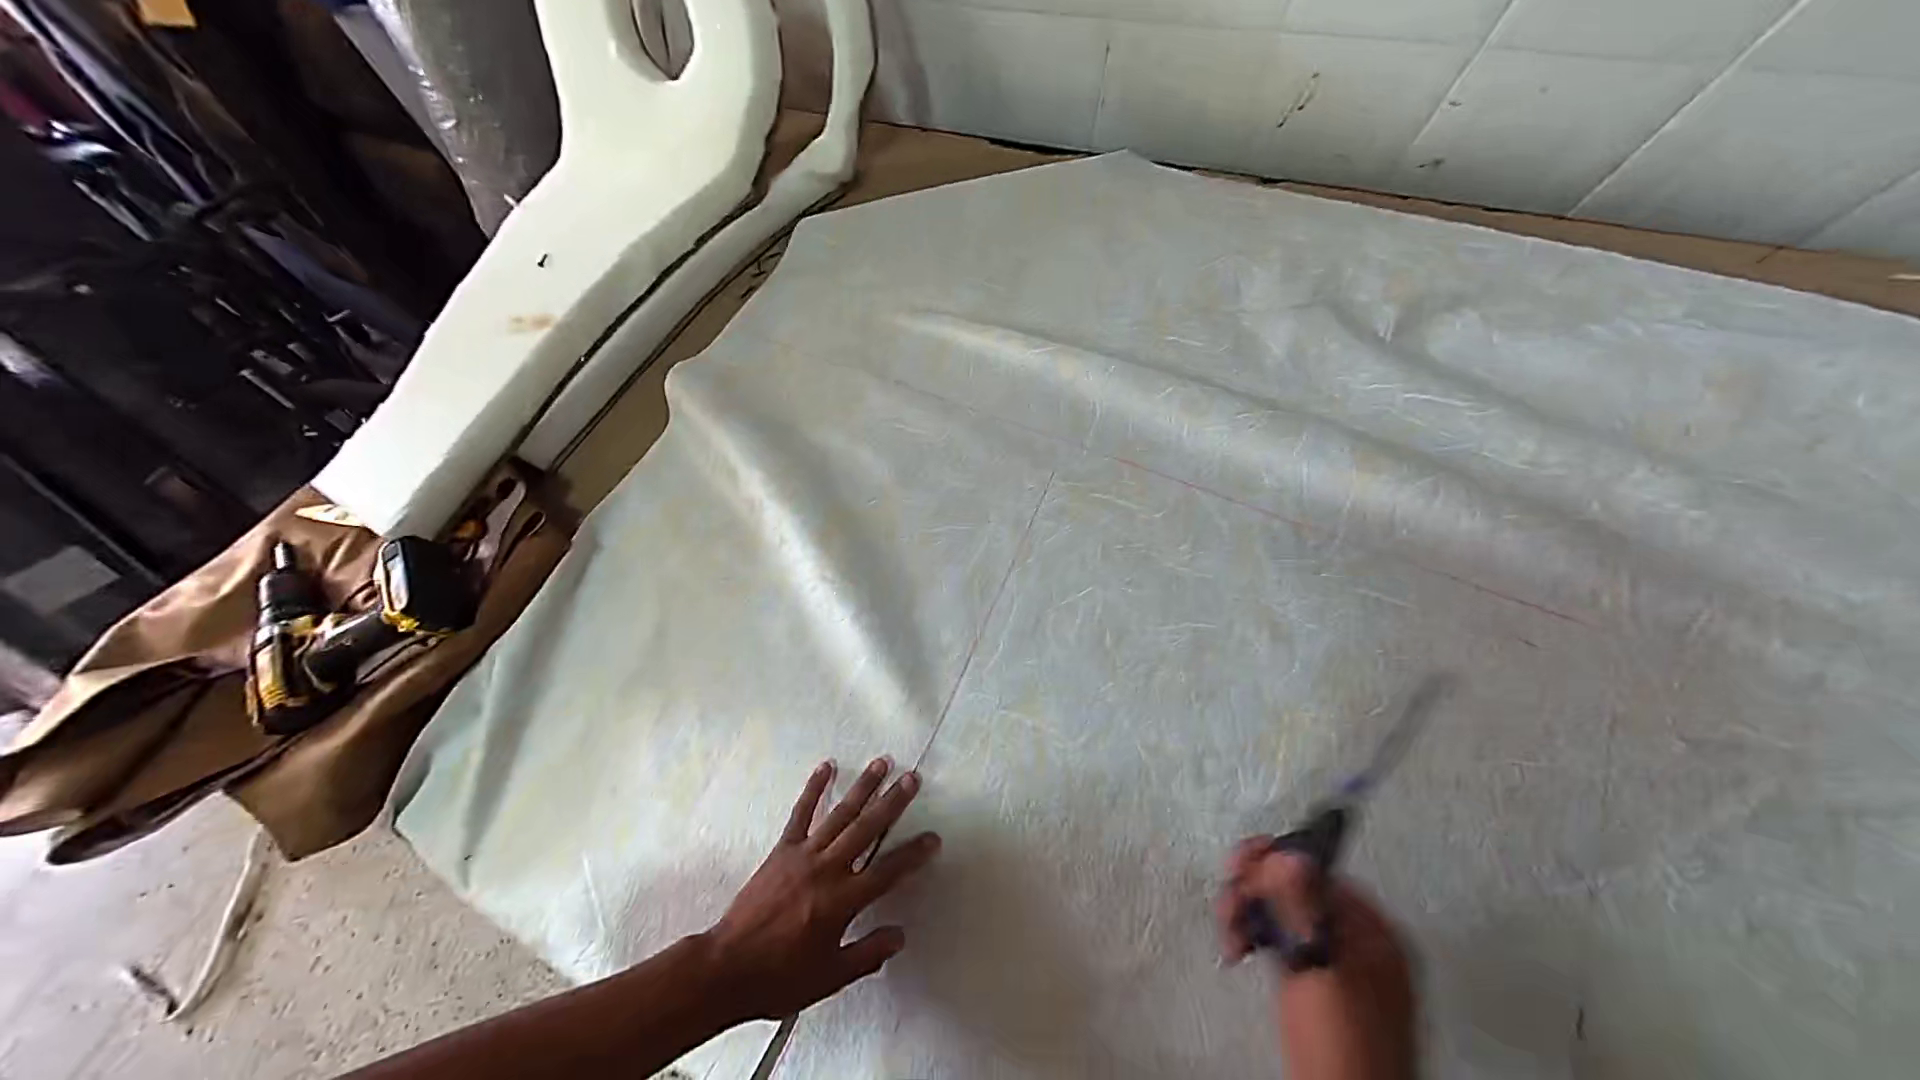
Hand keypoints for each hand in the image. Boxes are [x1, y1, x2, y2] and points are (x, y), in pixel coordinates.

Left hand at [703, 758, 941, 1021]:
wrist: (726, 969)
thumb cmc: (780, 977)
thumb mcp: (830, 976)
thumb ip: (868, 954)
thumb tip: (899, 936)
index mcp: (842, 901)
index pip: (888, 872)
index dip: (913, 855)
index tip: (932, 839)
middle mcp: (827, 870)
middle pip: (867, 829)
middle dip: (893, 802)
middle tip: (912, 779)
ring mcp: (803, 855)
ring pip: (840, 814)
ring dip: (863, 787)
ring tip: (882, 763)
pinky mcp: (782, 850)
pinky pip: (801, 813)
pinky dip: (814, 788)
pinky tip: (827, 767)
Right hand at [1216, 842, 1417, 1079]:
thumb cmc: (1345, 1051)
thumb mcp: (1319, 966)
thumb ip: (1302, 908)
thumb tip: (1288, 855)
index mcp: (1372, 932)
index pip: (1317, 870)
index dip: (1276, 861)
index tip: (1244, 863)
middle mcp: (1356, 941)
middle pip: (1295, 887)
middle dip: (1255, 888)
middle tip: (1233, 896)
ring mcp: (1333, 961)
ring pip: (1280, 909)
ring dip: (1246, 909)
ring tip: (1231, 926)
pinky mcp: (1310, 980)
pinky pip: (1276, 936)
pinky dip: (1252, 933)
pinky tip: (1239, 945)